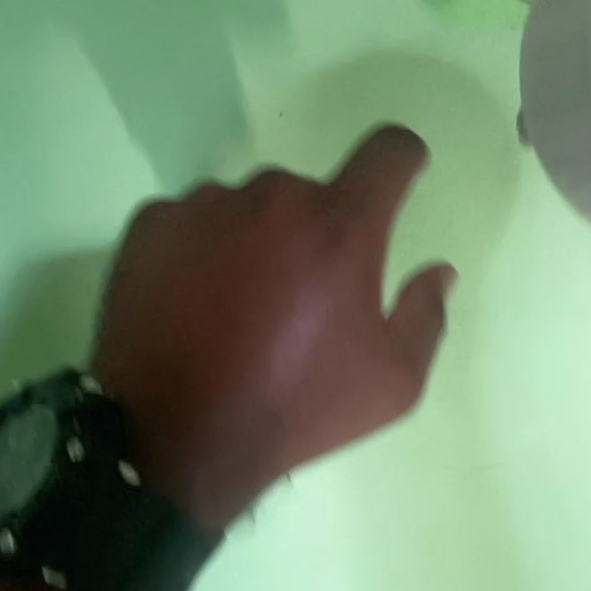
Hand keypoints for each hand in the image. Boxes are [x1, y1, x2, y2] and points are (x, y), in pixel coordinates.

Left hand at [91, 126, 456, 529]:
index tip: (401, 173)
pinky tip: (193, 305)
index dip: (402, 159)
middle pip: (309, 193)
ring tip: (237, 309)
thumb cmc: (295, 409)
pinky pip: (193, 222)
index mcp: (340, 227)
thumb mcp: (391, 383)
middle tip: (299, 299)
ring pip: (247, 207)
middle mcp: (272, 196)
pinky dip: (202, 251)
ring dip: (255, 241)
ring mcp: (204, 205)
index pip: (387, 152)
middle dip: (316, 233)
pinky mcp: (152, 224)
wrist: (175, 439)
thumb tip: (438, 272)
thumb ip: (425, 316)